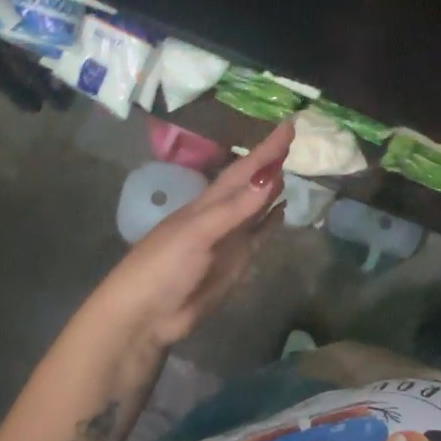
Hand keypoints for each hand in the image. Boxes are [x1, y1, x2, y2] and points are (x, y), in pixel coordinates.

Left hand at [85, 122, 292, 346]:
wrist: (146, 314)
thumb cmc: (163, 266)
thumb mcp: (198, 233)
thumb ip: (235, 209)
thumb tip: (272, 178)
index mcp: (208, 203)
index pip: (244, 169)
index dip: (266, 149)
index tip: (290, 126)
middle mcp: (221, 216)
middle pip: (250, 184)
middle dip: (269, 163)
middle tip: (294, 141)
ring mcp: (229, 240)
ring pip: (257, 208)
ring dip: (272, 189)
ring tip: (292, 169)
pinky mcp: (235, 263)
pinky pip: (259, 235)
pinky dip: (271, 221)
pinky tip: (284, 210)